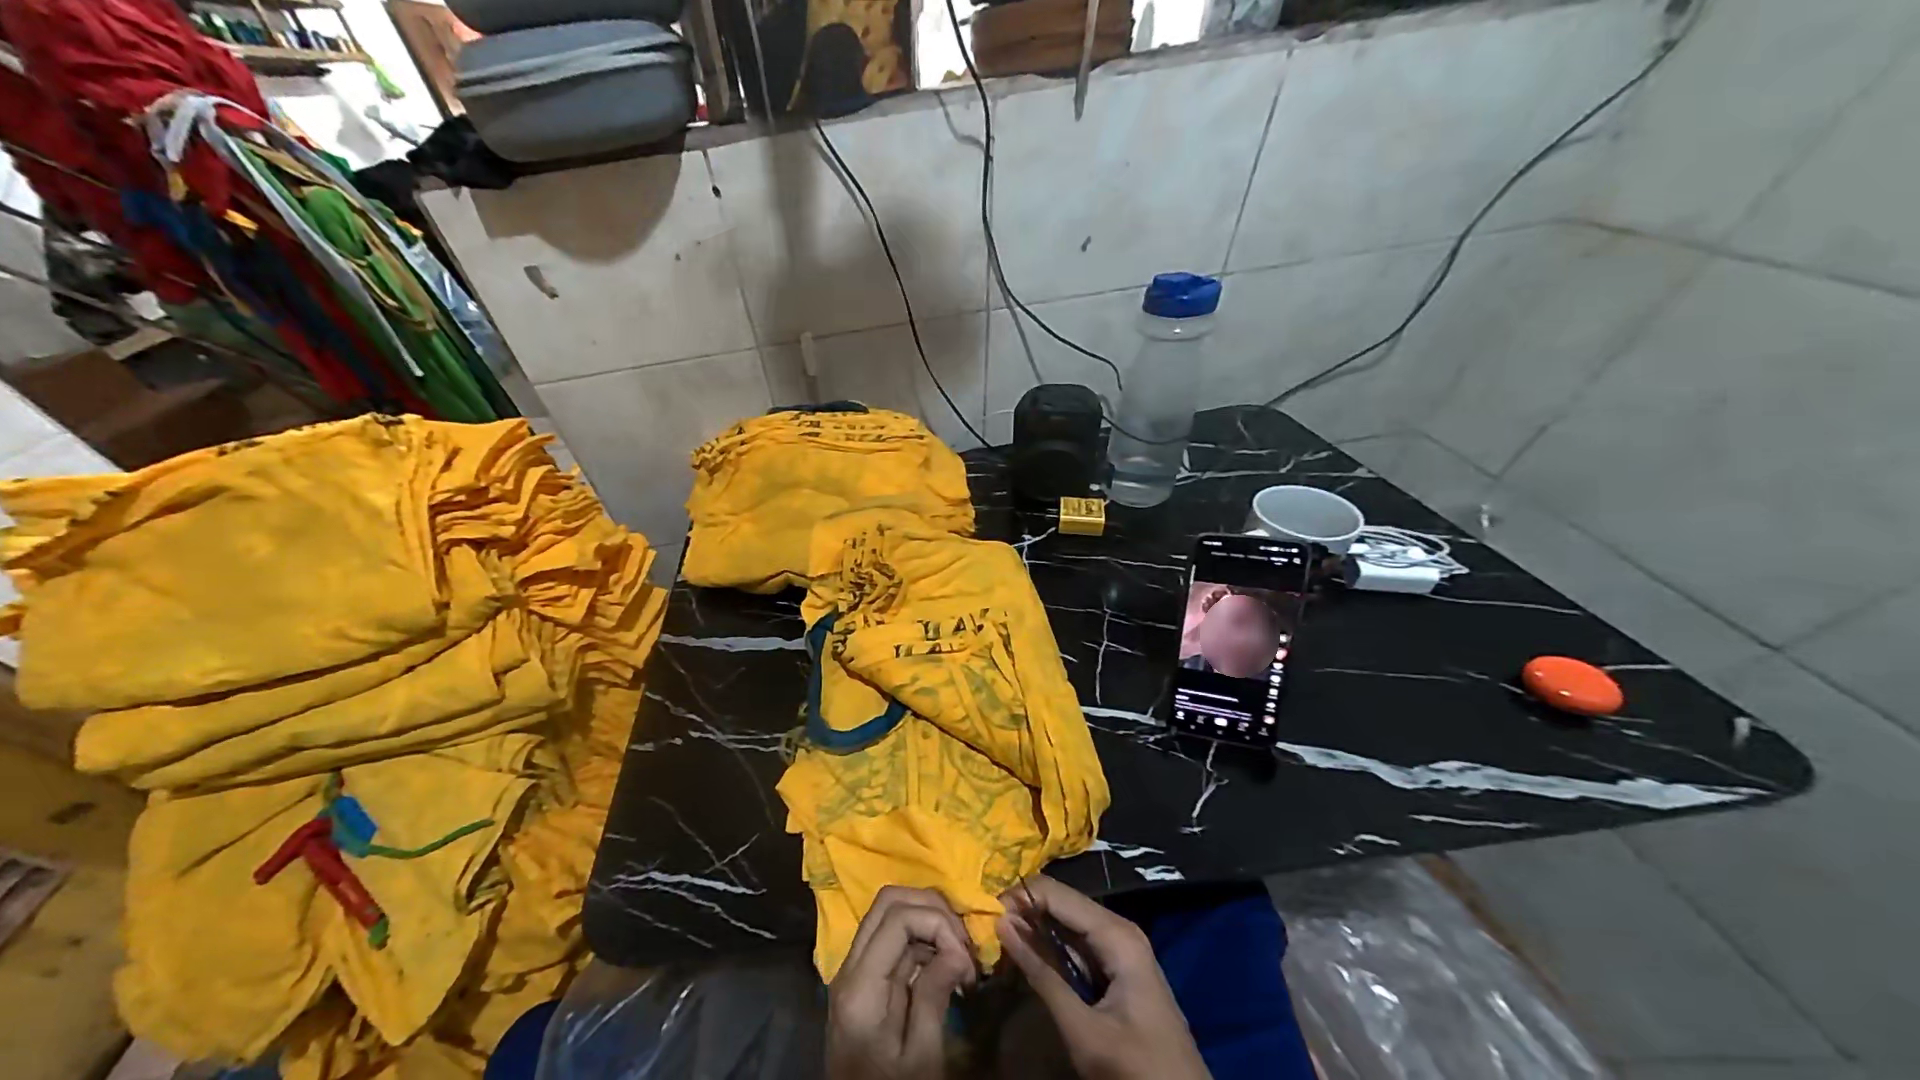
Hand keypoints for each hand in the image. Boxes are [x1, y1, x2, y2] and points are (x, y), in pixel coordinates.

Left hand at [827, 885, 978, 1079]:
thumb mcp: (920, 1059)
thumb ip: (934, 997)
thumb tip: (957, 950)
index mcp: (860, 986)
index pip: (896, 917)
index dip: (936, 923)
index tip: (964, 958)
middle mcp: (849, 967)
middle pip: (888, 901)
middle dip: (932, 909)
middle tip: (963, 944)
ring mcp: (854, 970)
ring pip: (889, 912)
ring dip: (929, 919)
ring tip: (958, 953)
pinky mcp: (865, 978)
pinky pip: (892, 936)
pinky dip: (922, 937)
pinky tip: (945, 962)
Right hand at [997, 876, 1210, 1079]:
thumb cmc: (1136, 1069)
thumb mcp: (1082, 1029)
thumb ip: (1041, 975)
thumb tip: (1002, 925)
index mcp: (1116, 934)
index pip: (1057, 894)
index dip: (1019, 896)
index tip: (982, 908)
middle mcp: (1118, 929)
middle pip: (1062, 903)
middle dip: (1024, 909)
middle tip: (984, 921)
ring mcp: (1119, 948)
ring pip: (1067, 923)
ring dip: (1033, 927)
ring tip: (996, 931)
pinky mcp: (1116, 968)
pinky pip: (1077, 945)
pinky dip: (1049, 947)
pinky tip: (1024, 951)